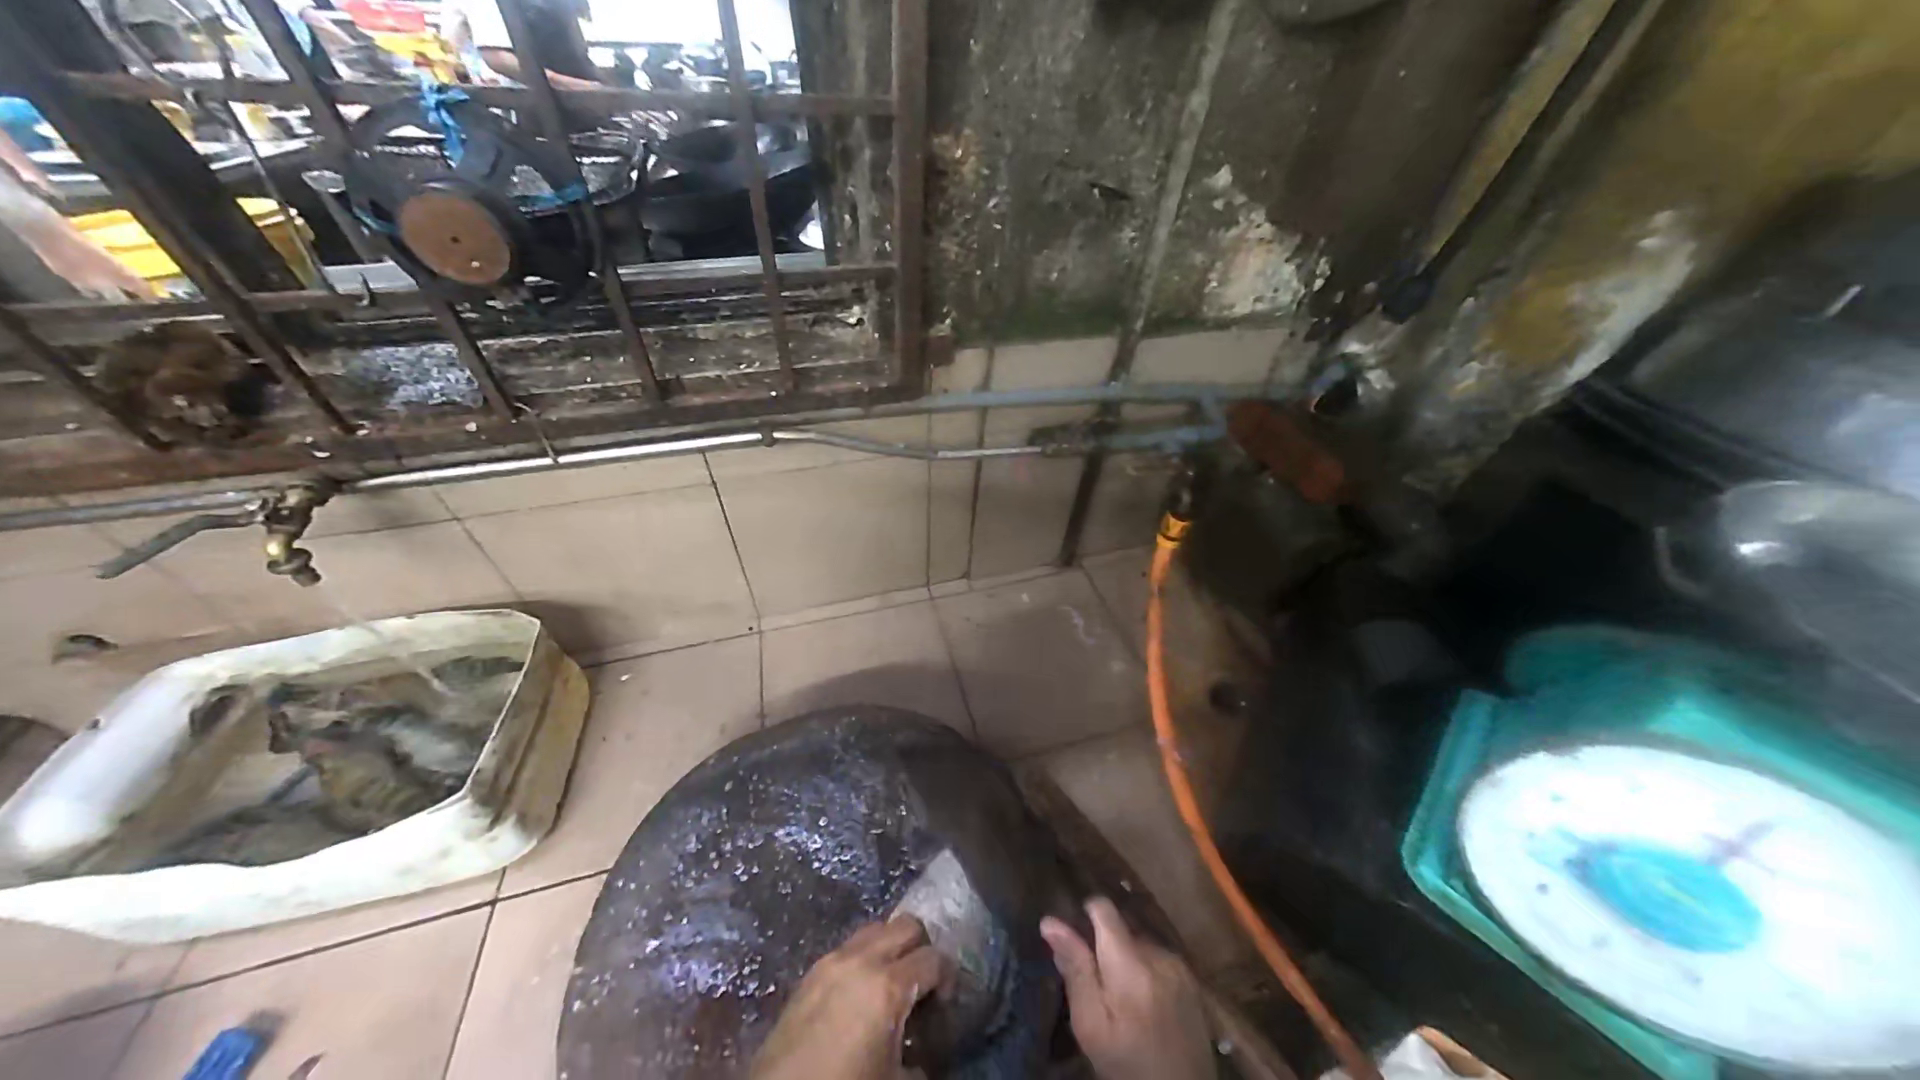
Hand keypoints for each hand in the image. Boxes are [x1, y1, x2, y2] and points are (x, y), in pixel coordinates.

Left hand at [751, 916, 948, 1079]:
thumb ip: (918, 1065)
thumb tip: (920, 1061)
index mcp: (887, 986)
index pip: (934, 958)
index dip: (948, 976)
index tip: (946, 1002)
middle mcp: (862, 960)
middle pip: (906, 925)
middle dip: (922, 948)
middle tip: (922, 984)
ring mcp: (832, 960)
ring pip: (876, 929)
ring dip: (891, 947)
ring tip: (892, 984)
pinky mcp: (811, 971)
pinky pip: (849, 947)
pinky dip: (865, 958)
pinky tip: (861, 993)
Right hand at [1040, 898, 1215, 1079]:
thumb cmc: (1127, 1067)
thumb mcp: (1091, 1025)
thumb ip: (1075, 970)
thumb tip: (1050, 922)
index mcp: (1130, 965)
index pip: (1104, 909)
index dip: (1084, 915)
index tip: (1074, 939)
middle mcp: (1159, 954)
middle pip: (1121, 927)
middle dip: (1104, 946)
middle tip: (1095, 985)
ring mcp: (1180, 966)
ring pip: (1139, 943)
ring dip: (1125, 959)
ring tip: (1120, 999)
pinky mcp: (1192, 980)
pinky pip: (1158, 958)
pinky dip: (1145, 971)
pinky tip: (1143, 1004)